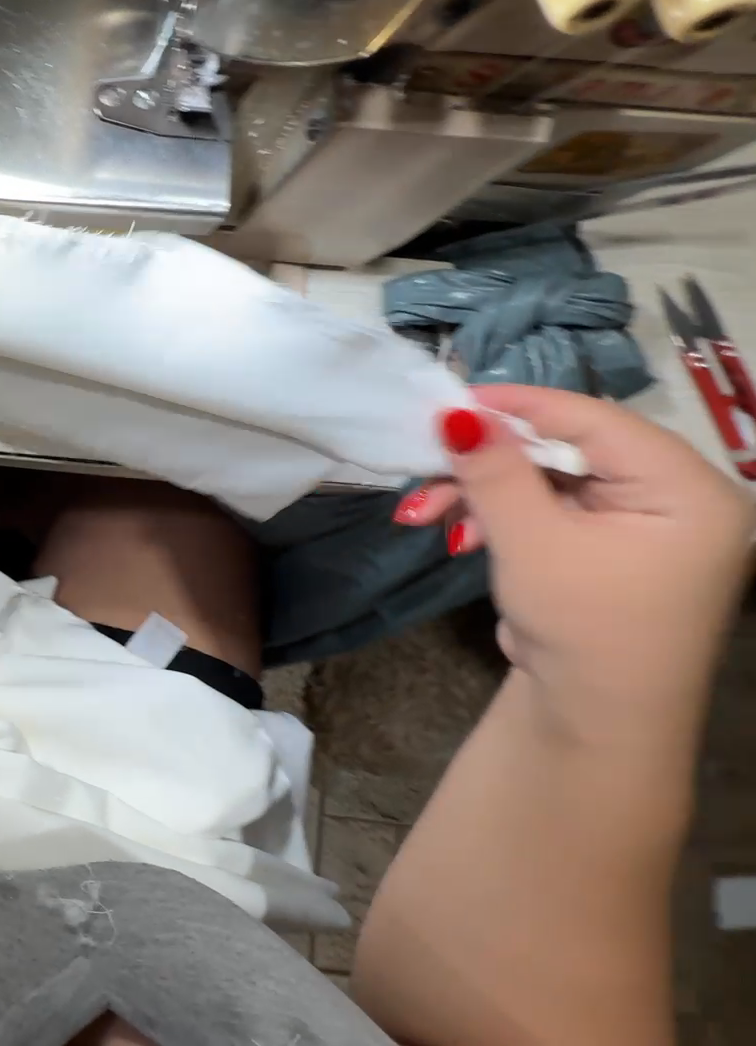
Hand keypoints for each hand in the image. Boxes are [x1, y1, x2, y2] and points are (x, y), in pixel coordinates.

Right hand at [396, 384, 753, 712]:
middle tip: (422, 468)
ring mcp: (634, 521)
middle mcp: (670, 495)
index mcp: (685, 487)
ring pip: (542, 478)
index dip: (522, 404)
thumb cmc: (581, 621)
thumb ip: (495, 472)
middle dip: (483, 463)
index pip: (597, 421)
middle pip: (562, 450)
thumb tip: (456, 412)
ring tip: (422, 515)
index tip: (450, 399)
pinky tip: (458, 534)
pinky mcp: (601, 542)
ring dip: (477, 493)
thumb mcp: (530, 541)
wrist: (594, 708)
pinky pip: (542, 506)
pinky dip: (493, 514)